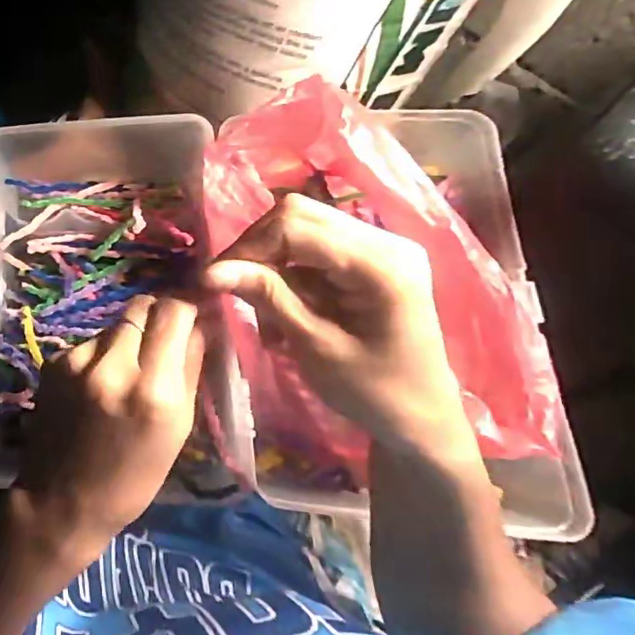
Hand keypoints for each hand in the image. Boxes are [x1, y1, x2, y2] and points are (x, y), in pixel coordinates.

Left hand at [16, 295, 203, 545]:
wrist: (61, 501)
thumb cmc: (133, 477)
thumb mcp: (177, 429)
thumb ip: (191, 368)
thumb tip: (203, 323)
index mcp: (153, 390)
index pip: (174, 313)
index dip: (188, 305)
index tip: (195, 312)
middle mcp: (113, 366)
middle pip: (142, 306)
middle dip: (159, 315)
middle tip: (165, 335)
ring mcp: (76, 360)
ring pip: (116, 323)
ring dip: (130, 336)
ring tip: (130, 369)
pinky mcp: (53, 361)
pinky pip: (90, 341)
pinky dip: (102, 353)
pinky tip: (100, 383)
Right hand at [203, 194, 474, 460]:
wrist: (423, 420)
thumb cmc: (374, 394)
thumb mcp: (315, 348)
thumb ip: (268, 299)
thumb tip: (210, 272)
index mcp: (382, 264)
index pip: (296, 226)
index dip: (247, 248)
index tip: (213, 282)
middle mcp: (386, 240)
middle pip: (298, 214)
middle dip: (255, 248)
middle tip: (231, 287)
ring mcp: (382, 244)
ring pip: (301, 224)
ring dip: (269, 258)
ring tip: (261, 305)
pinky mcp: (371, 255)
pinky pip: (314, 244)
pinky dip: (287, 268)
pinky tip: (282, 304)